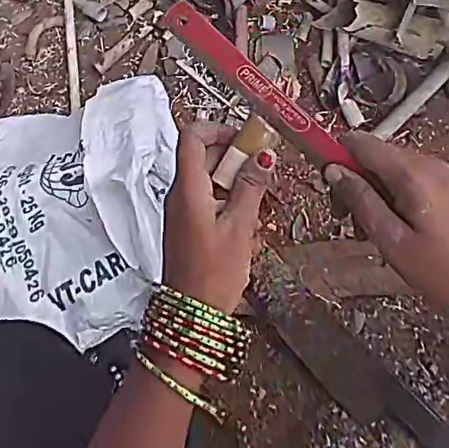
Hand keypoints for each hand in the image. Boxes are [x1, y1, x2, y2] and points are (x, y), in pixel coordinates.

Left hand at [163, 124, 273, 313]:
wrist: (192, 318)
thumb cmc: (213, 274)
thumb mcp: (239, 227)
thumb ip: (252, 187)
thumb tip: (265, 155)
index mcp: (188, 188)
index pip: (193, 137)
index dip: (219, 129)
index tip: (247, 139)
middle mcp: (181, 194)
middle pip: (207, 157)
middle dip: (238, 160)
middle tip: (266, 172)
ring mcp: (185, 210)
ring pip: (213, 180)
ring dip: (240, 185)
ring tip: (263, 205)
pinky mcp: (192, 226)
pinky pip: (212, 201)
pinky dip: (233, 204)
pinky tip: (252, 226)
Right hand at [325, 132, 448, 320]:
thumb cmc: (445, 272)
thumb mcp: (393, 242)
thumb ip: (361, 202)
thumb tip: (333, 171)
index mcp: (412, 172)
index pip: (360, 142)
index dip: (335, 155)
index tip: (323, 184)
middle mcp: (427, 162)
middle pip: (373, 155)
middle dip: (352, 181)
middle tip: (345, 221)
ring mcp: (440, 172)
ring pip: (388, 169)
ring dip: (370, 192)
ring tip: (370, 232)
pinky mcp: (447, 186)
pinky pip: (407, 179)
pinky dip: (391, 197)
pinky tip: (392, 229)